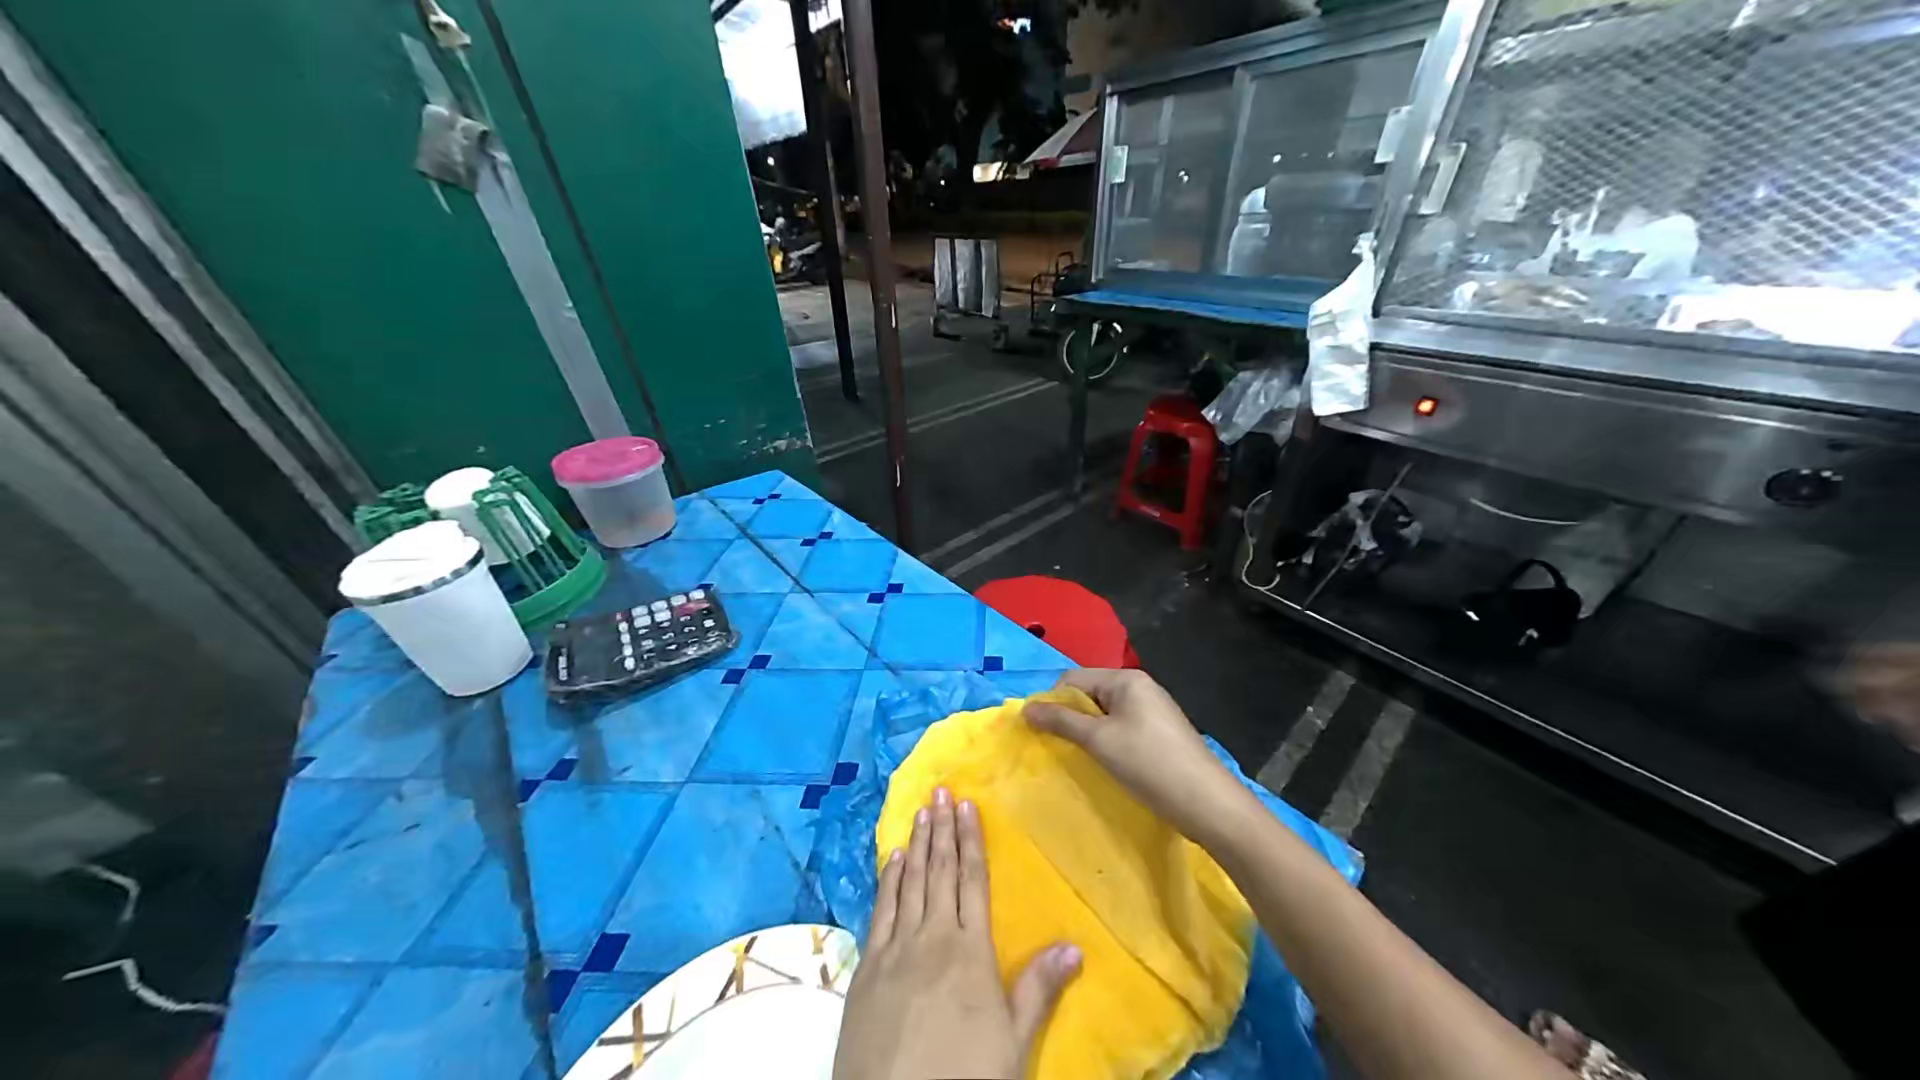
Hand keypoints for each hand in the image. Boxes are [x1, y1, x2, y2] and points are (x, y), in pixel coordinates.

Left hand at [833, 786, 1081, 1079]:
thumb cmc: (965, 1079)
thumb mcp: (1013, 1043)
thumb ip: (1039, 989)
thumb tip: (1076, 945)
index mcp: (971, 951)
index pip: (973, 881)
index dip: (971, 841)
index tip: (967, 806)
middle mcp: (933, 937)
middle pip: (940, 872)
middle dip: (942, 829)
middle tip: (940, 790)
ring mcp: (895, 949)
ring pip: (910, 882)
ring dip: (917, 843)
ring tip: (921, 811)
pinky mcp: (867, 967)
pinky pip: (880, 910)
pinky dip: (888, 880)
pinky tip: (893, 858)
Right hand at [1023, 668, 1249, 846]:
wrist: (1209, 804)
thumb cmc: (1149, 764)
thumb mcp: (1099, 741)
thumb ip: (1061, 722)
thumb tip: (1025, 709)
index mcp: (1126, 679)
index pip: (1073, 679)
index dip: (1053, 702)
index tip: (1041, 732)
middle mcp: (1140, 687)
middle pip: (1090, 693)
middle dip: (1071, 717)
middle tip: (1059, 748)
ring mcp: (1154, 710)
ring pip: (1105, 713)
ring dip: (1088, 732)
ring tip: (1082, 758)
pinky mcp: (1161, 733)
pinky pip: (1122, 727)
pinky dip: (1108, 741)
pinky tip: (1108, 764)